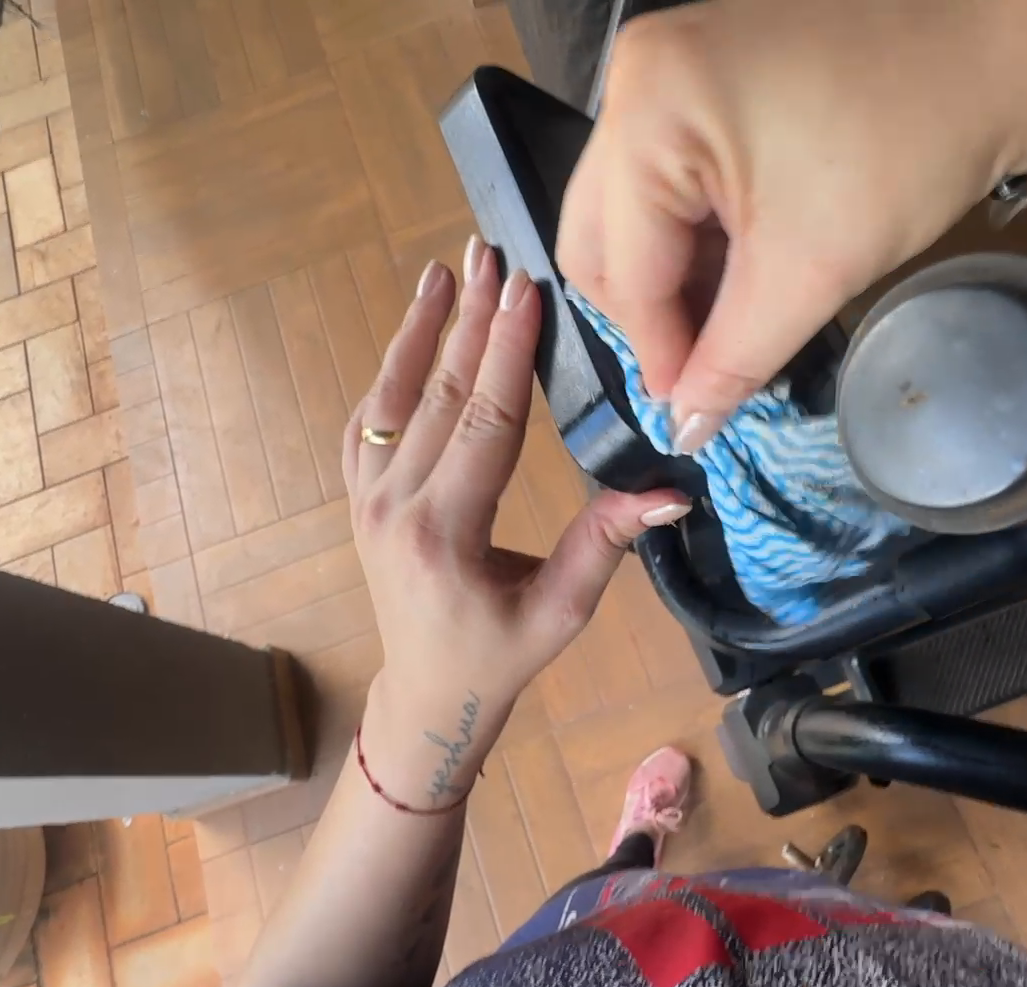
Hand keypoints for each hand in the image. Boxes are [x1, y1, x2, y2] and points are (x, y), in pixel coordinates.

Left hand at [344, 239, 690, 807]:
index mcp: (444, 532)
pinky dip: (388, 377)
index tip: (526, 289)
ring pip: (389, 401)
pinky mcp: (358, 502)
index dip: (507, 353)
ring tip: (441, 274)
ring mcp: (364, 501)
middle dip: (468, 321)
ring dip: (417, 333)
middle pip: (435, 396)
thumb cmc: (499, 657)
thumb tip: (667, 491)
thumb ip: (603, 545)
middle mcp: (393, 506)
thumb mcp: (560, 611)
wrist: (426, 691)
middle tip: (488, 255)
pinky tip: (409, 340)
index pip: (484, 422)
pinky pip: (365, 428)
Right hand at [556, 0, 1026, 451]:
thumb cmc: (913, 142)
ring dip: (667, 285)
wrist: (1004, 35)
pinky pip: (657, 191)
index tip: (688, 413)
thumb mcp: (810, 271)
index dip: (655, 353)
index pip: (622, 270)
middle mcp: (632, 84)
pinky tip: (731, 274)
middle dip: (646, 316)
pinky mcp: (690, 84)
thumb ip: (732, 363)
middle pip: (597, 241)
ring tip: (724, 323)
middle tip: (701, 364)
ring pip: (623, 221)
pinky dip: (686, 245)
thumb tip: (682, 434)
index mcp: (650, 112)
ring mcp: (657, 76)